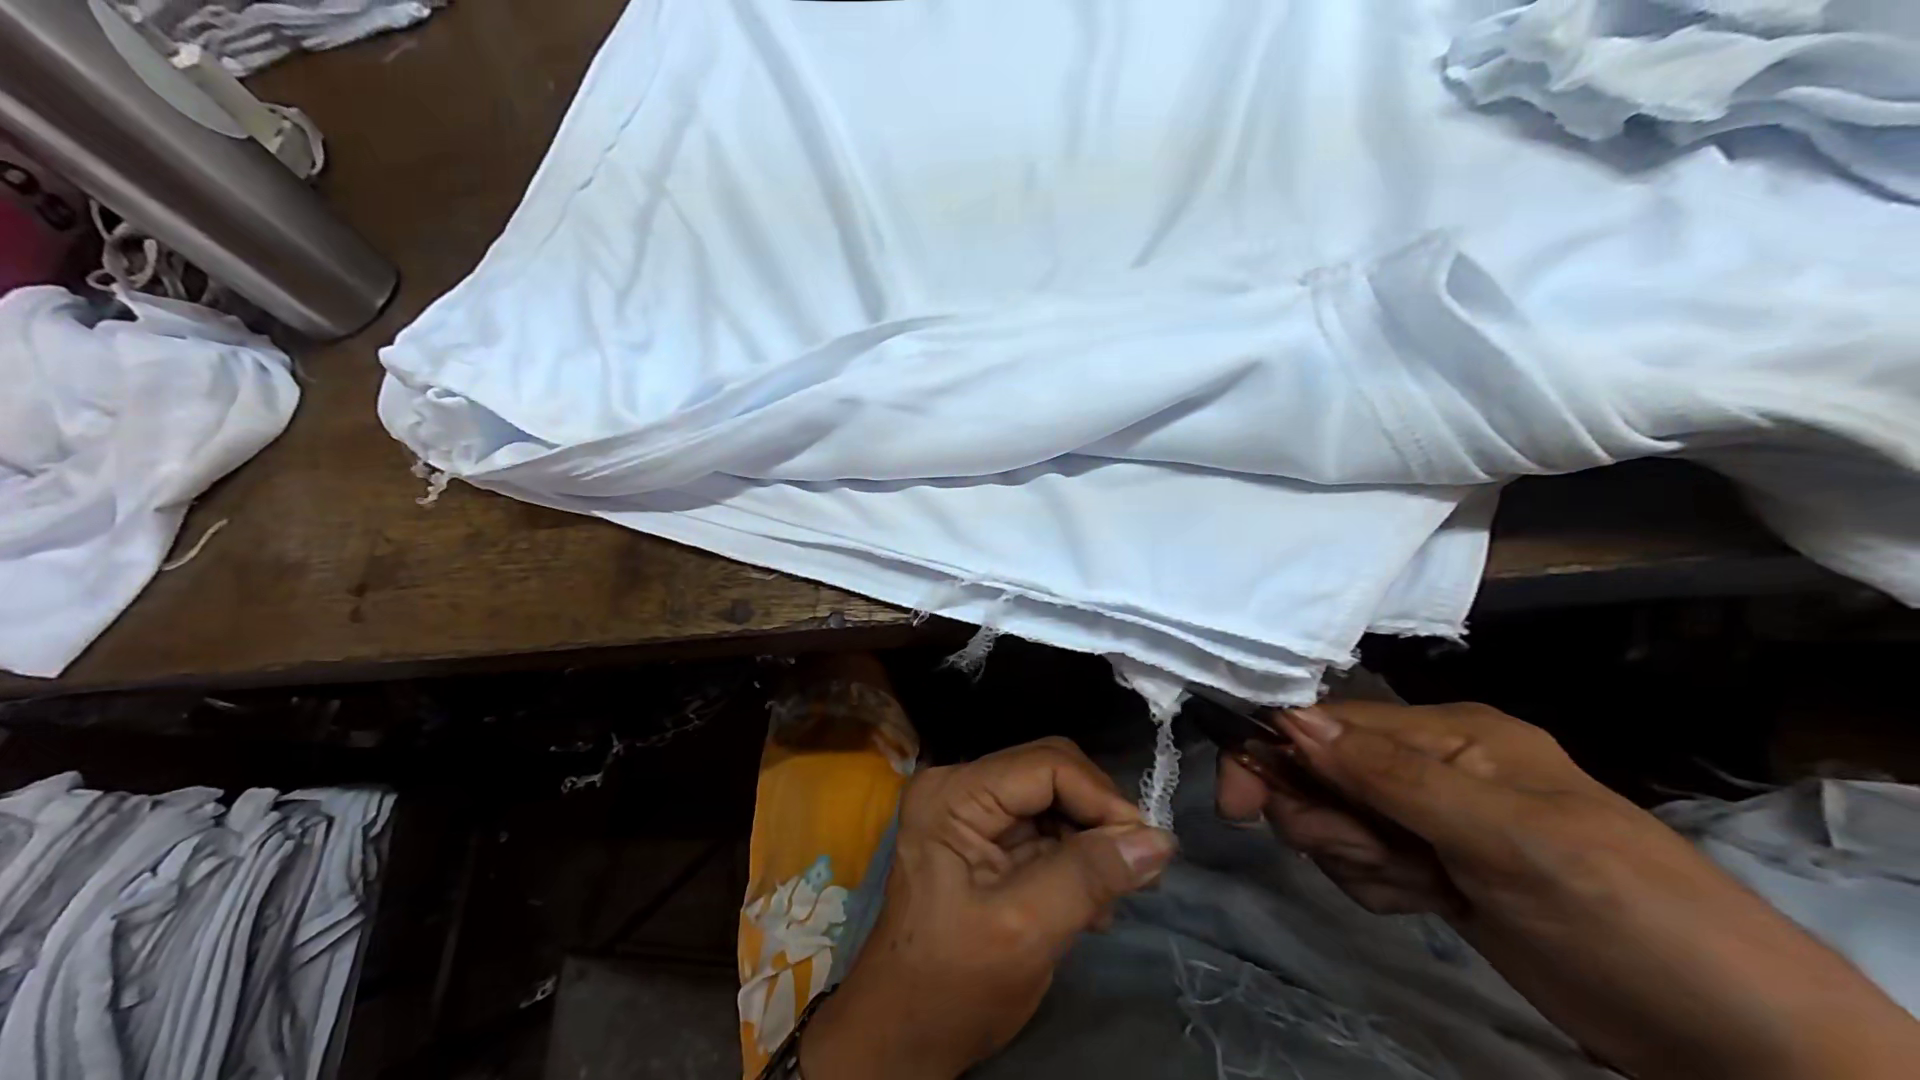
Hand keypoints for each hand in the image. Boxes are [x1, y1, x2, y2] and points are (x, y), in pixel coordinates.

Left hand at [802, 737, 1176, 1079]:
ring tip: (1109, 897)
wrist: (905, 1032)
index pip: (1046, 764)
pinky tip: (1090, 902)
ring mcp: (970, 810)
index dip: (1101, 796)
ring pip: (1056, 797)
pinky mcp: (985, 836)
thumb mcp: (1026, 930)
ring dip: (1091, 840)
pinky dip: (1076, 856)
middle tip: (1135, 868)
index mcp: (953, 795)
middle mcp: (959, 786)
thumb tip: (1160, 839)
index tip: (1144, 846)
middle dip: (1098, 816)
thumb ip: (1090, 877)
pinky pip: (1046, 825)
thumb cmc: (953, 984)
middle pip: (1052, 772)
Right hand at [1217, 700, 1919, 1079]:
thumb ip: (1391, 776)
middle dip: (1325, 817)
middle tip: (1367, 857)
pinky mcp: (1430, 868)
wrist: (1722, 1035)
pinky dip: (1374, 884)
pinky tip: (1425, 903)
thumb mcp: (1504, 837)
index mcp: (1452, 734)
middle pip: (1323, 773)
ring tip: (1416, 888)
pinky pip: (1360, 861)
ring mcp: (1430, 820)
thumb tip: (1290, 719)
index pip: (1331, 725)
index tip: (1238, 801)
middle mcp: (1433, 767)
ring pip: (1336, 820)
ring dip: (1354, 858)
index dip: (1276, 753)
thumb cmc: (1622, 910)